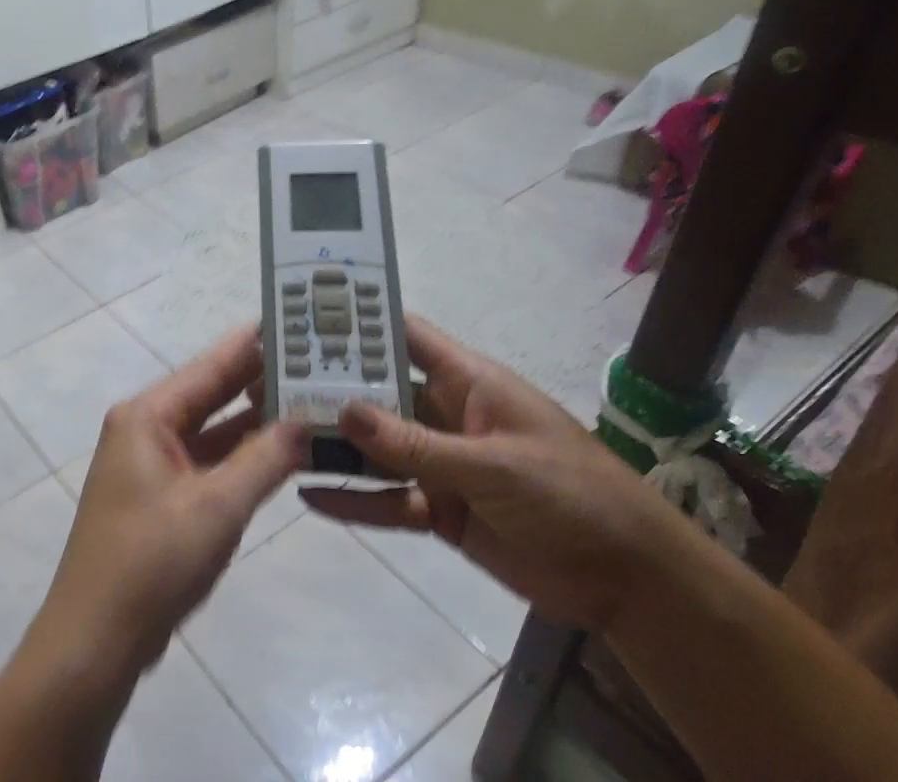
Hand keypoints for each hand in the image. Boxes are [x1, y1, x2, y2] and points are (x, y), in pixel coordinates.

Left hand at [33, 325, 307, 675]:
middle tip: (320, 360)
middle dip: (261, 380)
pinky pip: (207, 465)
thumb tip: (305, 419)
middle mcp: (144, 431)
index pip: (210, 366)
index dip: (254, 344)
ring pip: (212, 432)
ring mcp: (150, 466)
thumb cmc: (153, 561)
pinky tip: (283, 452)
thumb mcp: (217, 506)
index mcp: (146, 417)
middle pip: (210, 395)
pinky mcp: (160, 500)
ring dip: (255, 422)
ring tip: (314, 399)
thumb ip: (265, 458)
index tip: (297, 319)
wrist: (97, 635)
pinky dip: (242, 459)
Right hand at [302, 316, 691, 632]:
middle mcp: (448, 417)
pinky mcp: (440, 510)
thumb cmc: (574, 497)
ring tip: (276, 434)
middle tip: (266, 381)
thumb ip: (416, 444)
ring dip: (333, 444)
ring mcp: (442, 465)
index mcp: (471, 384)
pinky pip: (386, 499)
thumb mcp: (494, 465)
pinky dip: (352, 499)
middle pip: (378, 394)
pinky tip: (311, 497)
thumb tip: (343, 409)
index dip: (360, 323)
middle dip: (329, 388)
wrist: (631, 580)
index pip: (406, 338)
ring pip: (376, 448)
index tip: (301, 316)